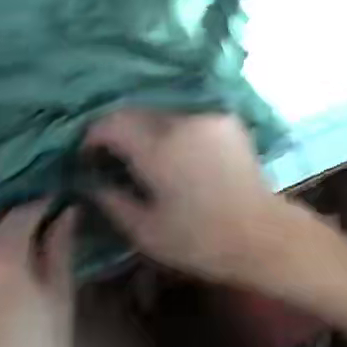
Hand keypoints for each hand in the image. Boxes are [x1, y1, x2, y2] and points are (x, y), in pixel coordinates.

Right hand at [85, 111, 311, 286]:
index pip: (111, 122)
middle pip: (135, 110)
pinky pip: (186, 111)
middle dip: (116, 129)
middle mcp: (181, 120)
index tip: (86, 157)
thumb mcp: (144, 229)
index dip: (92, 137)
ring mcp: (207, 114)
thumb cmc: (198, 239)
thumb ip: (111, 199)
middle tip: (108, 155)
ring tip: (138, 151)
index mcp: (158, 146)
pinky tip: (169, 147)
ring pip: (161, 108)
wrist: (260, 233)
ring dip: (143, 124)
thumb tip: (89, 180)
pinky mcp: (225, 117)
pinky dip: (171, 123)